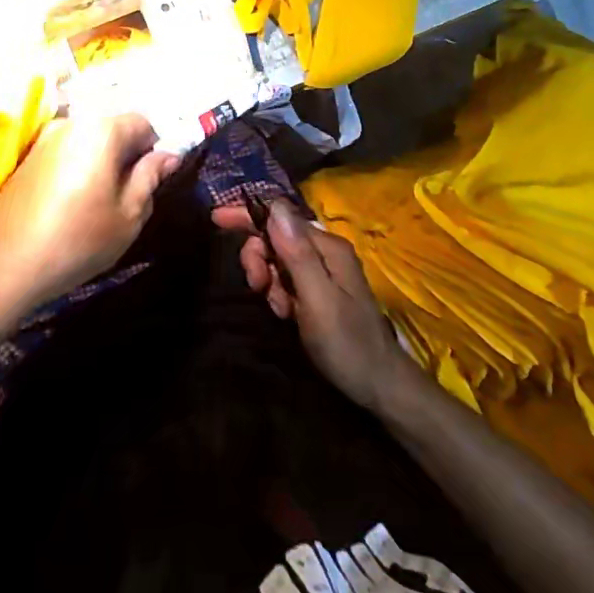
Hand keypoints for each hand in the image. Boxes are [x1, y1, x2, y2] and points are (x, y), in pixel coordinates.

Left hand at [0, 113, 178, 320]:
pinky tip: (73, 203)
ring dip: (101, 161)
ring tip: (99, 203)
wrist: (6, 264)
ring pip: (88, 140)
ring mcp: (44, 138)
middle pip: (113, 128)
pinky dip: (78, 168)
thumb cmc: (78, 240)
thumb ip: (150, 177)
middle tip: (129, 195)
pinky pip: (66, 152)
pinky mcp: (27, 157)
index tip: (153, 181)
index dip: (155, 148)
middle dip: (127, 154)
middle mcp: (71, 123)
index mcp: (101, 130)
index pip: (143, 122)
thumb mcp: (129, 215)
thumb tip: (168, 155)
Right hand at [230, 201, 411, 410]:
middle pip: (275, 239)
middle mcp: (326, 252)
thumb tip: (275, 206)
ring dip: (269, 283)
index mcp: (329, 247)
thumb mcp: (318, 299)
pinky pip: (285, 281)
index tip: (216, 220)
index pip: (280, 218)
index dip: (247, 217)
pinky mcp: (317, 291)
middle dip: (260, 260)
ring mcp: (322, 272)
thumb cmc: (347, 344)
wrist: (377, 386)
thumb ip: (297, 254)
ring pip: (276, 261)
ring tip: (281, 310)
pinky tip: (286, 315)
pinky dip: (278, 296)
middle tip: (258, 288)